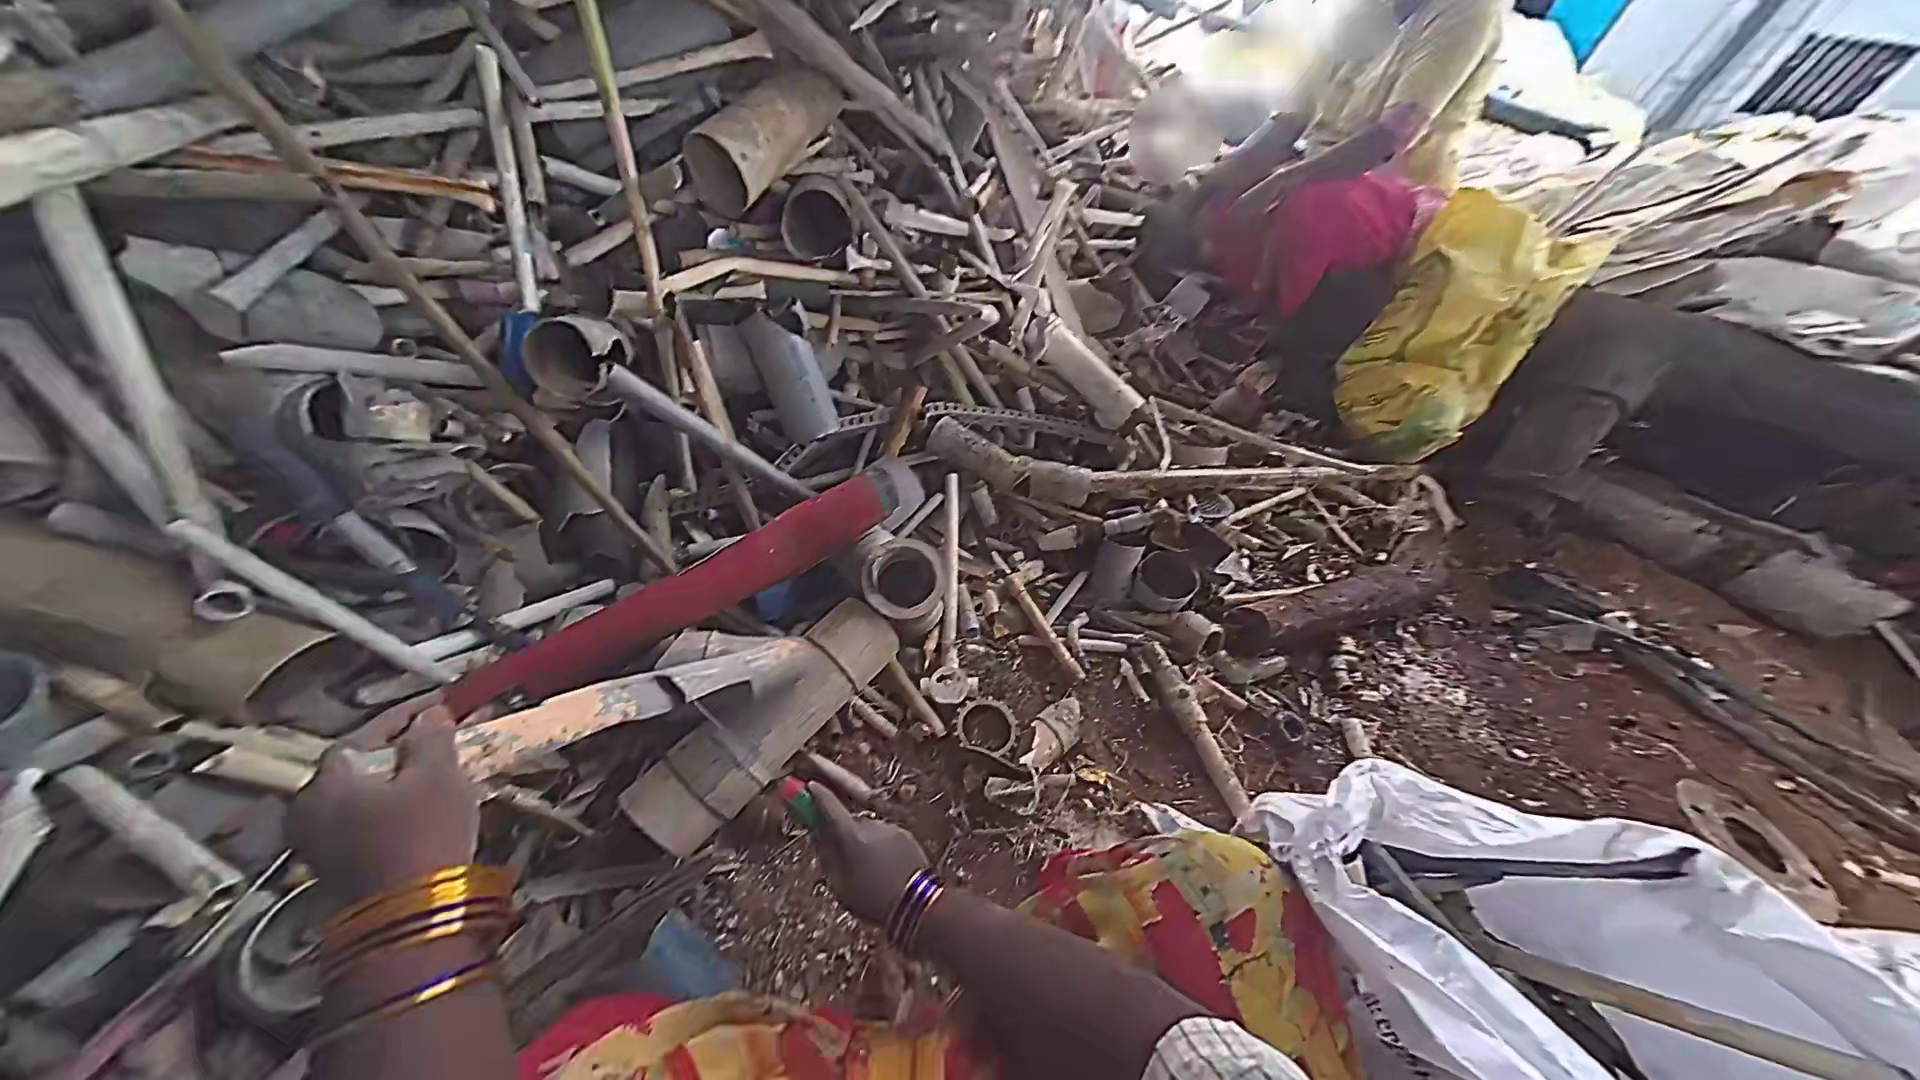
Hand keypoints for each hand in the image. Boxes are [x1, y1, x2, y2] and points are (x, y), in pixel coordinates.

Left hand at [290, 696, 482, 902]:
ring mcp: (316, 839)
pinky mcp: (335, 862)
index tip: (442, 701)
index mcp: (327, 781)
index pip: (367, 731)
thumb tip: (429, 715)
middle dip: (401, 744)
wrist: (412, 909)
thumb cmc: (423, 829)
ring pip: (363, 789)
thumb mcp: (438, 774)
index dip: (408, 712)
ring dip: (399, 773)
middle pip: (361, 762)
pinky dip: (393, 797)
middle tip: (441, 732)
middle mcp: (308, 807)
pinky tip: (423, 797)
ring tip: (439, 762)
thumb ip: (430, 737)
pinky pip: (364, 813)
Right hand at [806, 782, 928, 923]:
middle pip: (849, 822)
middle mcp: (871, 825)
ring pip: (868, 830)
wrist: (916, 903)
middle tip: (841, 854)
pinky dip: (880, 846)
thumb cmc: (872, 899)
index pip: (830, 807)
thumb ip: (826, 853)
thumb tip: (816, 832)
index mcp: (852, 836)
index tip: (809, 787)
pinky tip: (884, 867)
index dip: (818, 796)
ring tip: (868, 871)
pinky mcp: (904, 834)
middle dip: (843, 833)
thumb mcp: (839, 883)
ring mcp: (890, 828)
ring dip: (864, 842)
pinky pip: (885, 836)